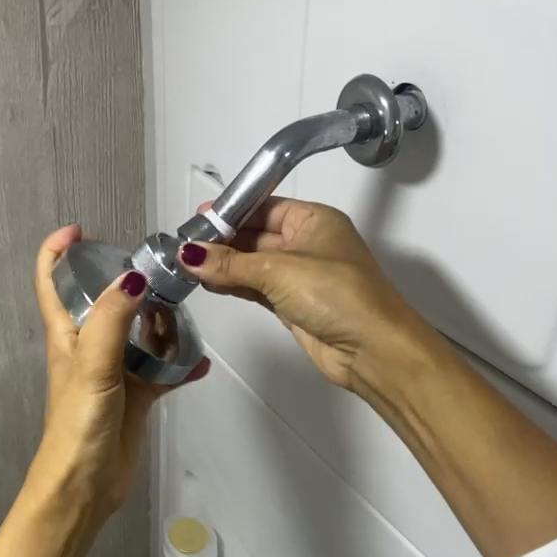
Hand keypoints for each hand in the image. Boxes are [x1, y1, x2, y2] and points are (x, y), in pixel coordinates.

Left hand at [29, 225, 208, 518]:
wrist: (86, 487)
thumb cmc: (78, 425)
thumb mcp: (93, 365)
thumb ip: (113, 319)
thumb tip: (135, 276)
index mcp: (67, 333)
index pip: (51, 281)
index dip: (57, 251)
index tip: (79, 229)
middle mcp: (89, 345)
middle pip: (106, 300)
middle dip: (130, 281)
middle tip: (162, 272)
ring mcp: (114, 369)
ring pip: (139, 331)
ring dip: (160, 321)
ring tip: (184, 313)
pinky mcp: (136, 394)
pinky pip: (162, 369)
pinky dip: (180, 364)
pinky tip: (199, 362)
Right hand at [184, 197, 430, 395]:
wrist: (373, 350)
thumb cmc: (335, 294)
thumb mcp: (279, 270)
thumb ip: (230, 263)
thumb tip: (187, 254)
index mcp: (315, 220)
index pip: (266, 206)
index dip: (232, 210)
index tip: (198, 217)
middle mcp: (308, 243)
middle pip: (257, 234)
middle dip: (223, 240)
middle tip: (183, 244)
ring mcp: (301, 276)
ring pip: (253, 264)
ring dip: (224, 265)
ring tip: (185, 264)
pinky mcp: (293, 305)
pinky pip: (256, 288)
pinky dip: (233, 285)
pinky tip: (206, 282)